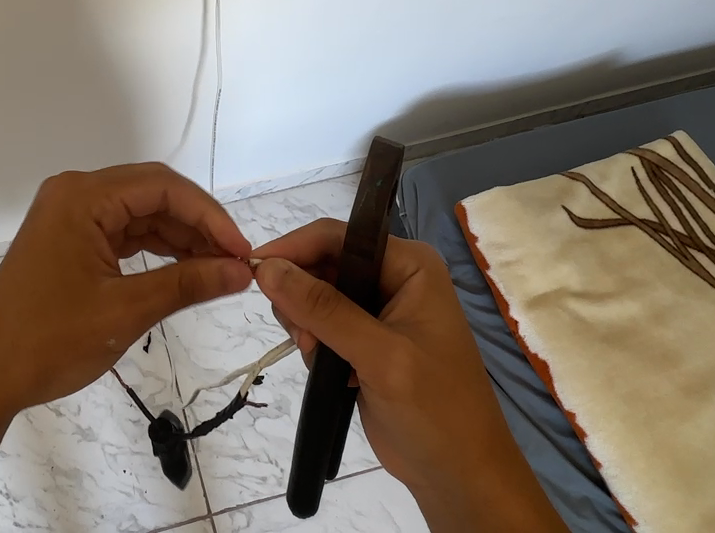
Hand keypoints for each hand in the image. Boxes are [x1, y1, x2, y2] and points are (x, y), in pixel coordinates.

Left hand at [0, 162, 253, 416]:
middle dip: (196, 224)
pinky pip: (120, 230)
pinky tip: (183, 268)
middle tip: (235, 261)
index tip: (242, 251)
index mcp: (83, 196)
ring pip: (138, 212)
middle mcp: (74, 192)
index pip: (162, 187)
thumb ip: (187, 284)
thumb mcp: (125, 311)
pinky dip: (153, 248)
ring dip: (178, 237)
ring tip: (217, 269)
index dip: (209, 215)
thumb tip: (241, 271)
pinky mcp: (67, 237)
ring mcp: (68, 214)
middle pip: (150, 193)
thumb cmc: (50, 341)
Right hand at [252, 219, 562, 532]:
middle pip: (321, 261)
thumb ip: (323, 309)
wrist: (460, 478)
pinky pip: (319, 321)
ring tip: (316, 356)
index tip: (254, 270)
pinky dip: (312, 340)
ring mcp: (377, 307)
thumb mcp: (380, 356)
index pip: (337, 236)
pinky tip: (325, 368)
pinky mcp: (364, 337)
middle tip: (299, 336)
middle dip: (300, 294)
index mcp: (408, 264)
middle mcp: (392, 275)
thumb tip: (266, 268)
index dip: (293, 248)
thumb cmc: (436, 411)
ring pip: (314, 292)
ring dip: (304, 322)